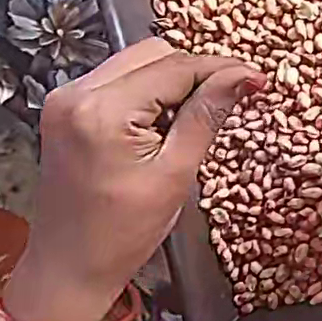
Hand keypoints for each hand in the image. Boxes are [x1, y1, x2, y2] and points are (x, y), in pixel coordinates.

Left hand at [10, 39, 263, 320]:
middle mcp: (76, 92)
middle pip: (153, 53)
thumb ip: (205, 116)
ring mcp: (65, 97)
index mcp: (102, 111)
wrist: (68, 267)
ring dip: (172, 81)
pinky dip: (148, 91)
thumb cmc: (121, 234)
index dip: (220, 69)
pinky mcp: (65, 107)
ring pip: (137, 61)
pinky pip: (118, 79)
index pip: (174, 67)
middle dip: (195, 72)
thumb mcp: (174, 175)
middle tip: (227, 100)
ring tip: (190, 120)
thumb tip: (241, 77)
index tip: (255, 79)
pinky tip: (161, 123)